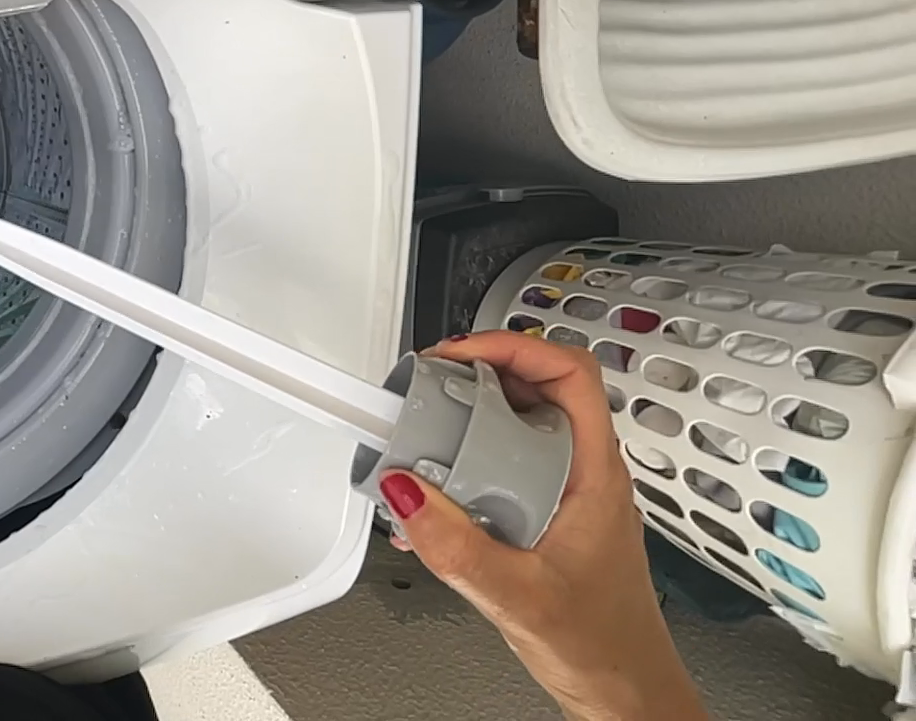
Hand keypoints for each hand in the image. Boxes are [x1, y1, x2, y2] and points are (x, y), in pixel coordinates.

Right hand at [380, 331, 704, 720]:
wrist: (627, 697)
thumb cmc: (605, 653)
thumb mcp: (521, 600)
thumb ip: (458, 548)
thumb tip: (404, 489)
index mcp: (592, 475)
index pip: (569, 374)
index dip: (511, 346)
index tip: (455, 357)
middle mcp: (577, 471)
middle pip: (529, 385)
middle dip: (470, 373)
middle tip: (424, 386)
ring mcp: (557, 487)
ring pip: (508, 420)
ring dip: (458, 414)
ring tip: (418, 430)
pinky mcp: (535, 505)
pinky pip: (493, 456)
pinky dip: (455, 453)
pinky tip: (426, 490)